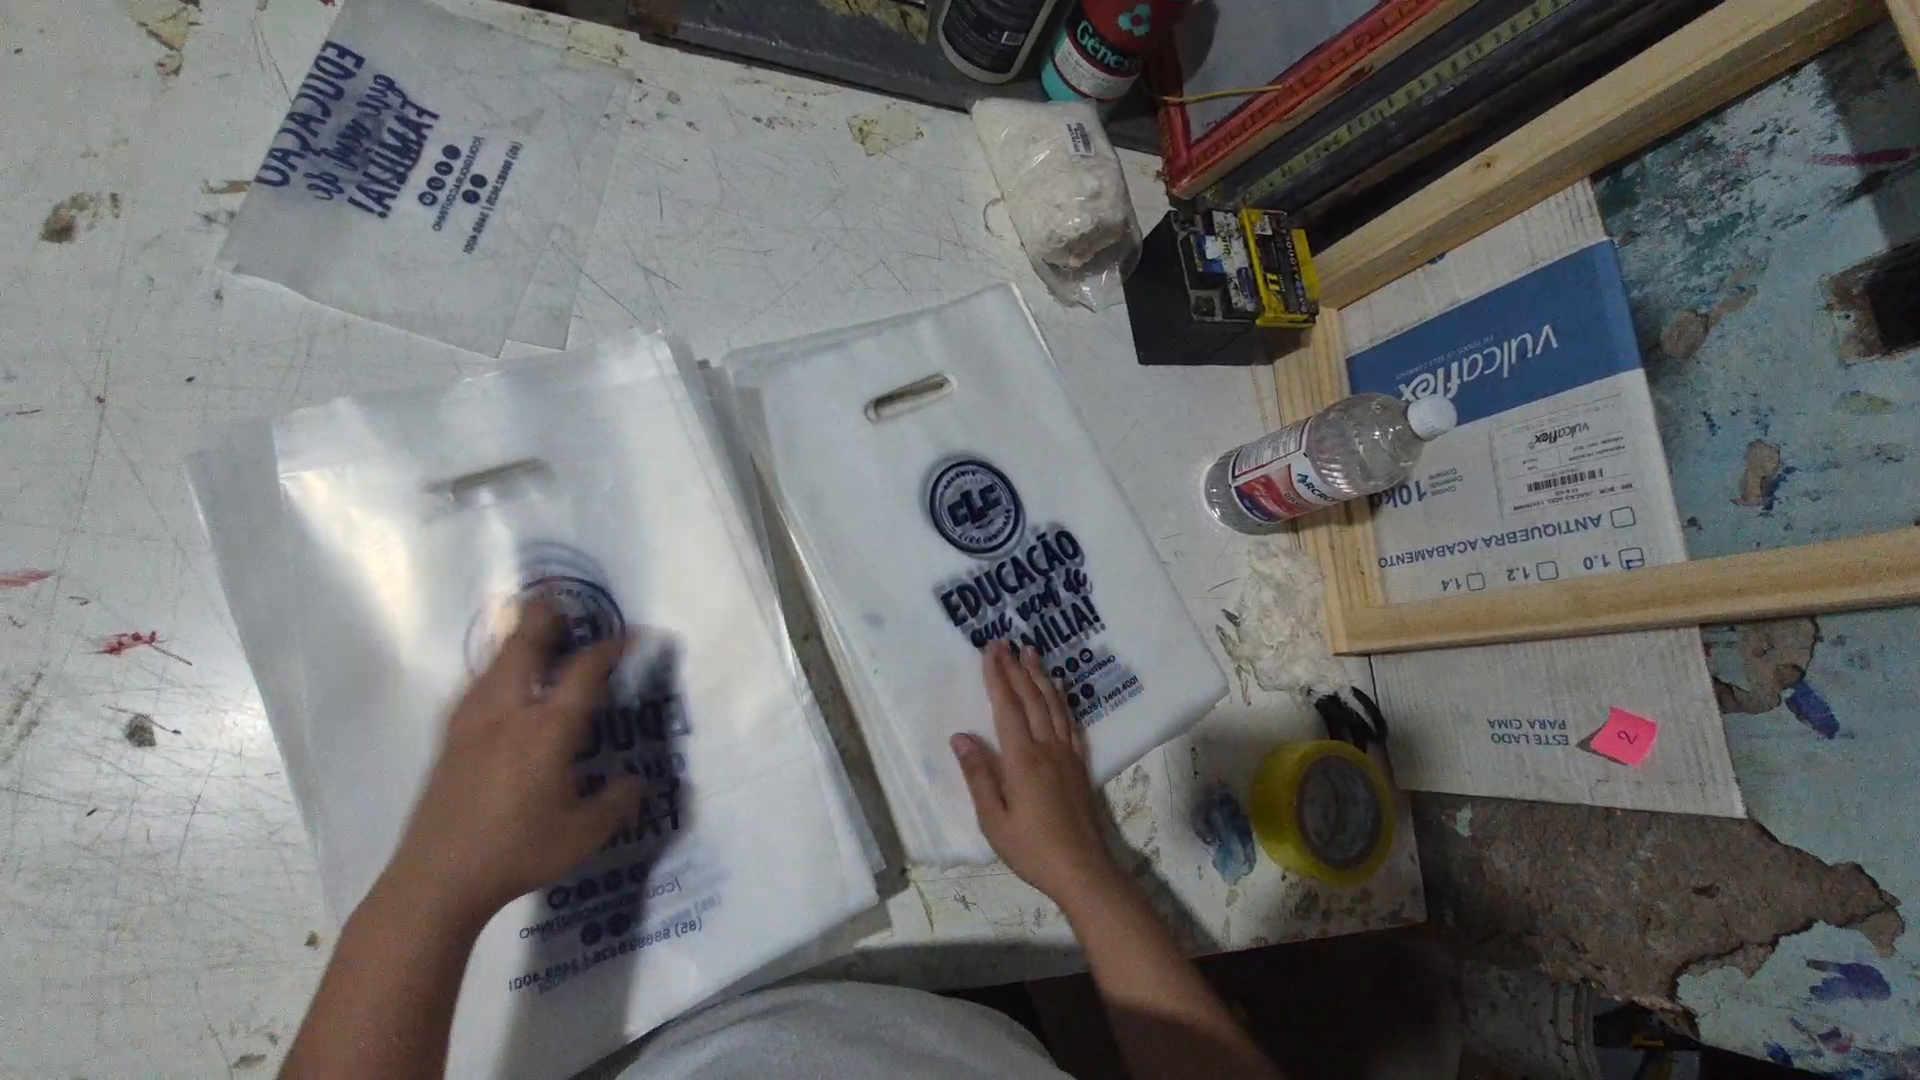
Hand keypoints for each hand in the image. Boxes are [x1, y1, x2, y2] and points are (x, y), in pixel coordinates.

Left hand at [382, 601, 646, 926]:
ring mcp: (471, 724)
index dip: (611, 647)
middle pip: (525, 648)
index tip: (632, 634)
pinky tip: (495, 679)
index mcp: (548, 730)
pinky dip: (492, 668)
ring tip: (530, 629)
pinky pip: (474, 686)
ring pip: (494, 663)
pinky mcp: (448, 740)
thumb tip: (636, 782)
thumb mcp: (585, 833)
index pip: (585, 672)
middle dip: (545, 619)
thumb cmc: (518, 852)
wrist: (436, 881)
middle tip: (561, 603)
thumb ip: (618, 802)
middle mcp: (509, 714)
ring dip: (516, 639)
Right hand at [952, 641, 1123, 908]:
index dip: (997, 676)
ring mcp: (1067, 755)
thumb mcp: (993, 819)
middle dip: (1016, 668)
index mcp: (1022, 759)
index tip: (991, 649)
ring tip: (1033, 654)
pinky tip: (1060, 693)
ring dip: (1041, 677)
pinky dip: (1063, 702)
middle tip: (1007, 641)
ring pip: (1054, 706)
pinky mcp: (1080, 765)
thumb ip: (978, 774)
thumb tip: (960, 736)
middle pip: (1031, 699)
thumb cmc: (1031, 848)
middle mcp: (1046, 748)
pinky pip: (1071, 724)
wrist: (1082, 869)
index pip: (1007, 707)